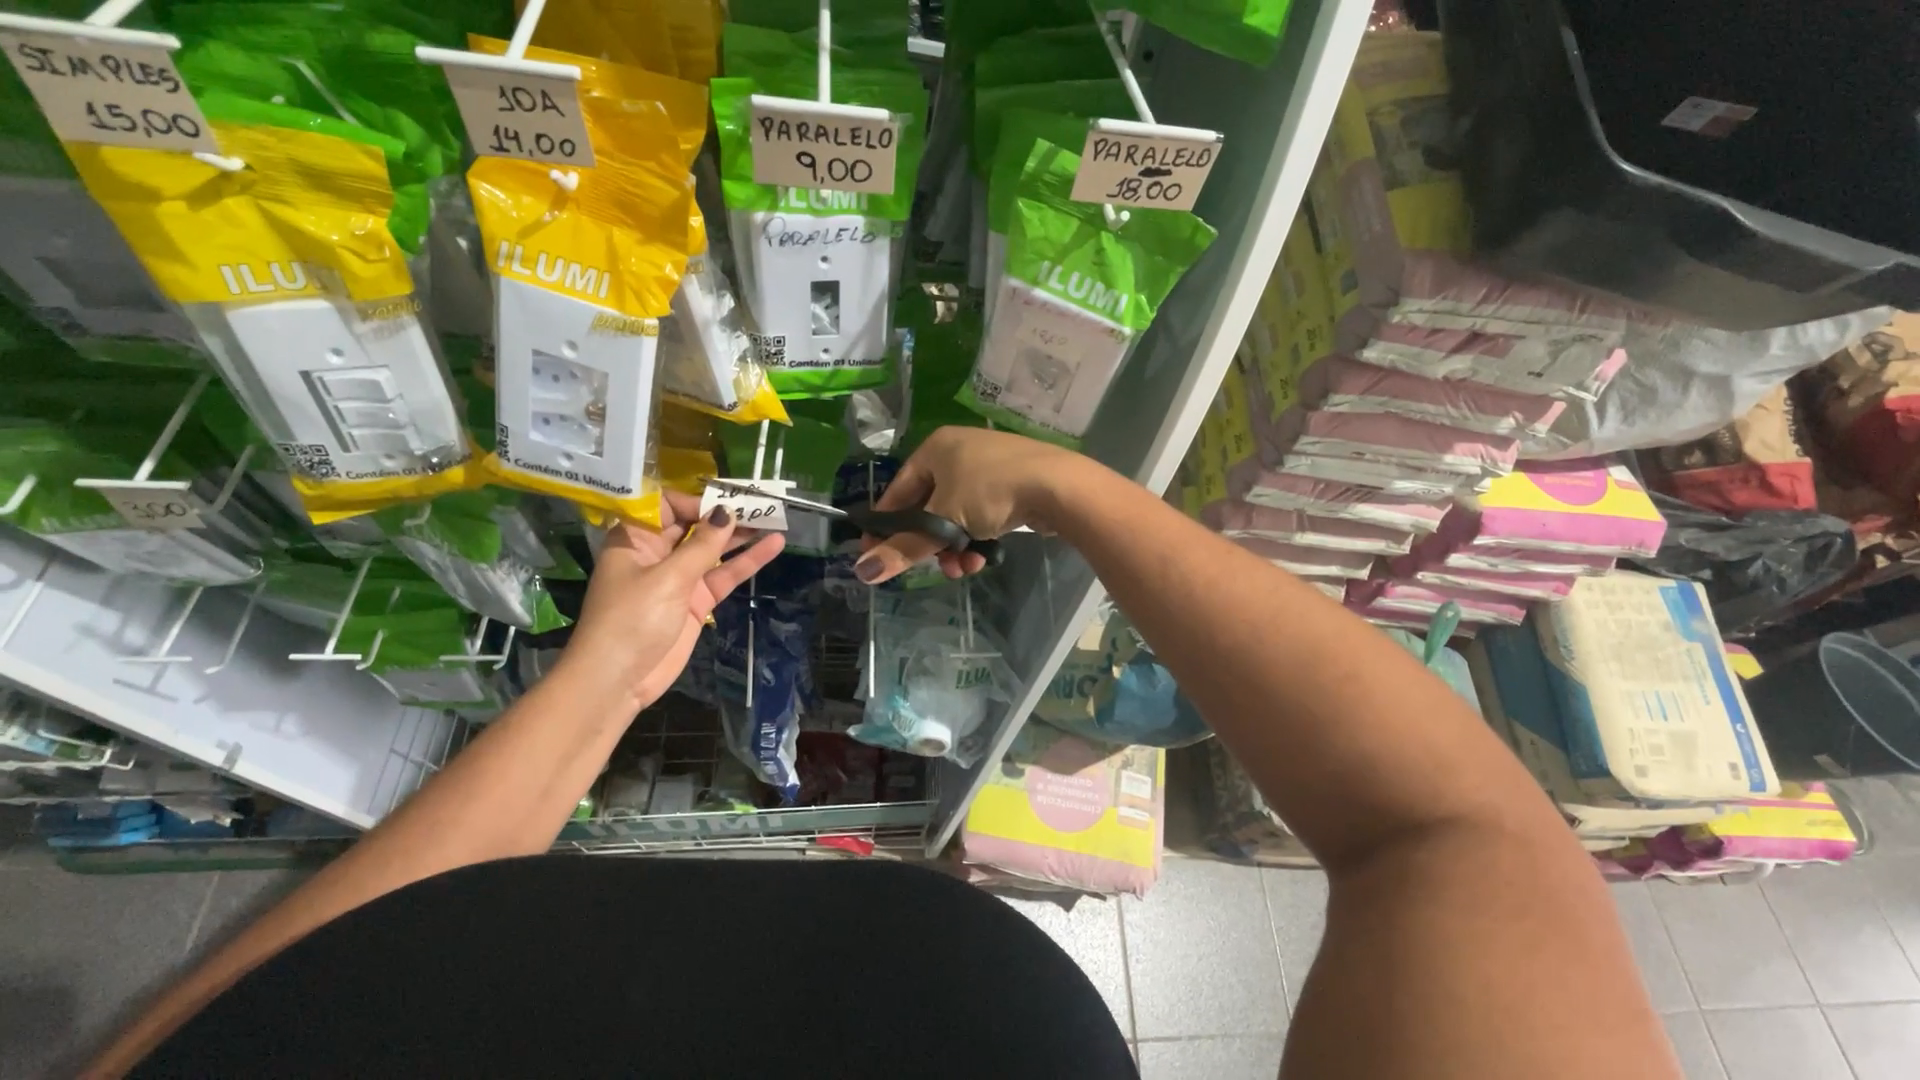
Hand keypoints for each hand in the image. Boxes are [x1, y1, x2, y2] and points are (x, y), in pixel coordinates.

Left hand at [560, 491, 784, 711]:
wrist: (618, 679)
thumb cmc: (632, 618)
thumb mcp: (668, 577)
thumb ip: (702, 545)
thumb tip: (726, 512)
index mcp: (634, 538)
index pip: (666, 505)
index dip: (696, 501)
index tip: (727, 501)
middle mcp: (656, 553)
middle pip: (694, 525)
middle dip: (725, 514)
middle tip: (762, 503)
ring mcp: (678, 578)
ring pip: (714, 549)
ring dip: (742, 536)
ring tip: (776, 519)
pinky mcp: (695, 602)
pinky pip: (723, 575)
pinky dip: (746, 562)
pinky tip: (773, 546)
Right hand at [853, 426, 1079, 584]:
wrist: (1058, 486)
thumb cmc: (991, 492)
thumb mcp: (942, 522)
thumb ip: (903, 549)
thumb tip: (861, 573)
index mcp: (935, 448)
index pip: (898, 491)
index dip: (887, 525)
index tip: (878, 555)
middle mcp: (960, 451)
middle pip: (929, 507)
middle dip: (931, 544)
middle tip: (934, 567)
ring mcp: (989, 467)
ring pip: (957, 515)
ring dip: (956, 547)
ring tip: (966, 567)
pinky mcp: (1014, 484)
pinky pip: (982, 514)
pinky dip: (979, 537)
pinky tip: (986, 556)